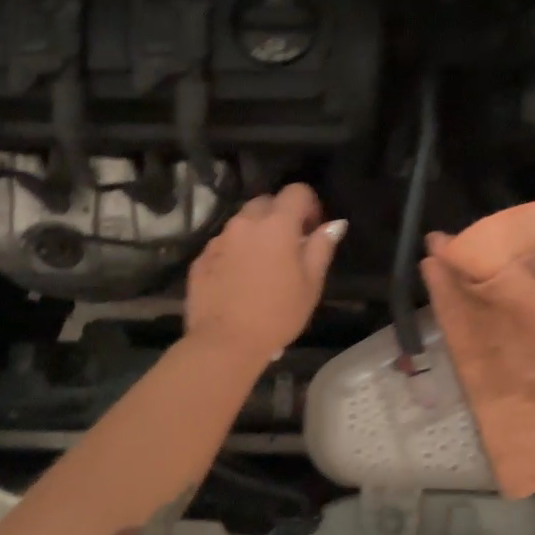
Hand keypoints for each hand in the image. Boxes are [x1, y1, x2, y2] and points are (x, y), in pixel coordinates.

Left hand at [184, 183, 343, 361]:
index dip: (309, 205)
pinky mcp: (200, 258)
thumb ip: (321, 247)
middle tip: (288, 247)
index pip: (296, 191)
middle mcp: (244, 223)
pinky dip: (234, 253)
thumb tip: (334, 224)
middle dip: (279, 216)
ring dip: (255, 234)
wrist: (225, 342)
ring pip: (241, 224)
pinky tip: (238, 280)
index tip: (312, 229)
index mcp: (276, 225)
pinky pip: (223, 245)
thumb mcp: (310, 284)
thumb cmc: (277, 314)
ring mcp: (218, 240)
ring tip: (262, 266)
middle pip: (265, 203)